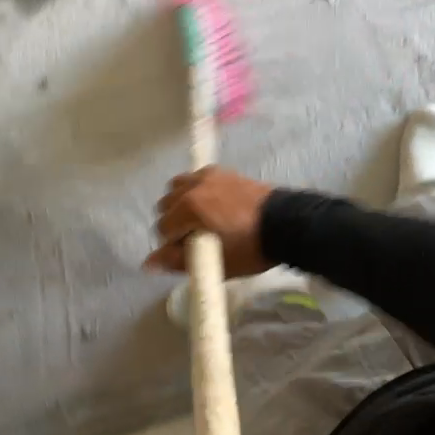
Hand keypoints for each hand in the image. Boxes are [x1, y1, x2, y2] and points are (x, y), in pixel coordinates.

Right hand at [143, 167, 276, 277]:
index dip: (172, 244)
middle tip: (194, 237)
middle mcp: (193, 186)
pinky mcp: (223, 172)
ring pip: (178, 186)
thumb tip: (149, 262)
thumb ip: (178, 261)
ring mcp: (208, 176)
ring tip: (200, 218)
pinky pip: (197, 177)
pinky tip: (212, 204)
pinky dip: (196, 189)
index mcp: (188, 207)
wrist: (285, 223)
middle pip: (166, 203)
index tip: (190, 251)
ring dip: (181, 202)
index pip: (162, 227)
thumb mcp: (215, 263)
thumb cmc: (249, 248)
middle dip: (174, 221)